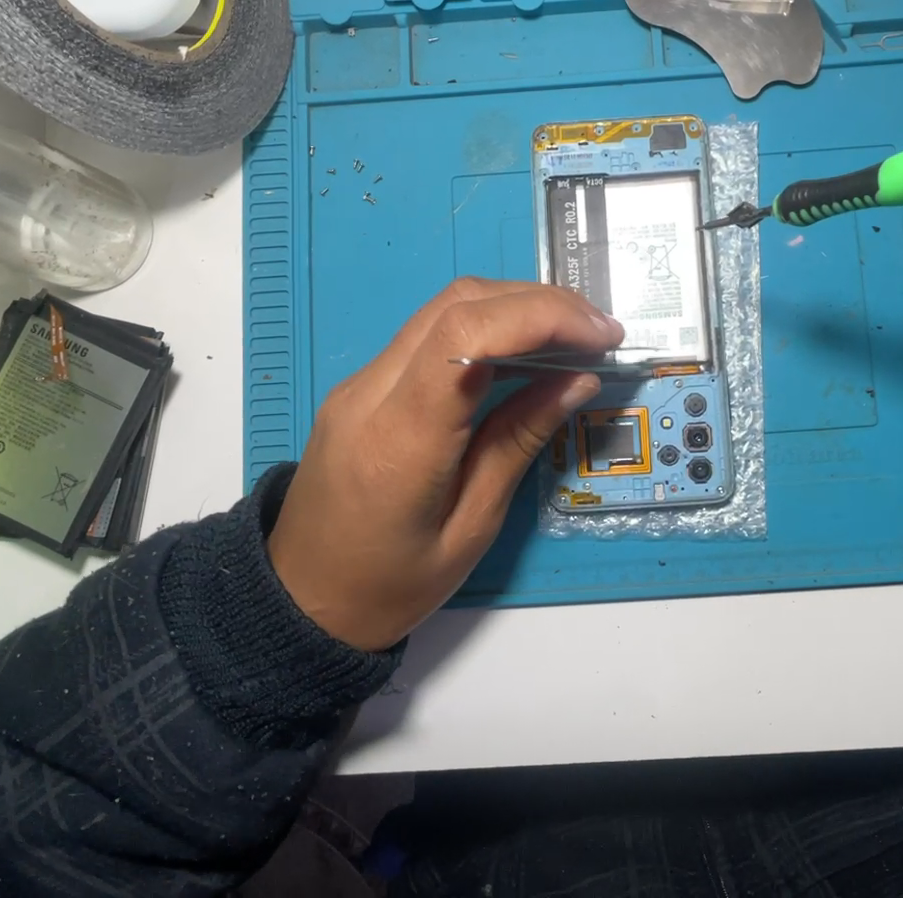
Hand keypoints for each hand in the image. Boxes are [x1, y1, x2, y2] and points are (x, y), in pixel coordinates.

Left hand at [268, 279, 623, 649]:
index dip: (542, 315)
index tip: (601, 335)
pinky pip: (432, 333)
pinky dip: (489, 327)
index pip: (466, 335)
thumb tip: (578, 380)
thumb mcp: (472, 528)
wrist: (301, 600)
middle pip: (458, 303)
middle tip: (599, 333)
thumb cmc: (391, 584)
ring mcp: (361, 381)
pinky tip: (527, 352)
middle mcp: (371, 391)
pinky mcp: (364, 384)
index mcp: (401, 438)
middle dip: (540, 303)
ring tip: (575, 338)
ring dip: (517, 308)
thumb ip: (519, 442)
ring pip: (444, 308)